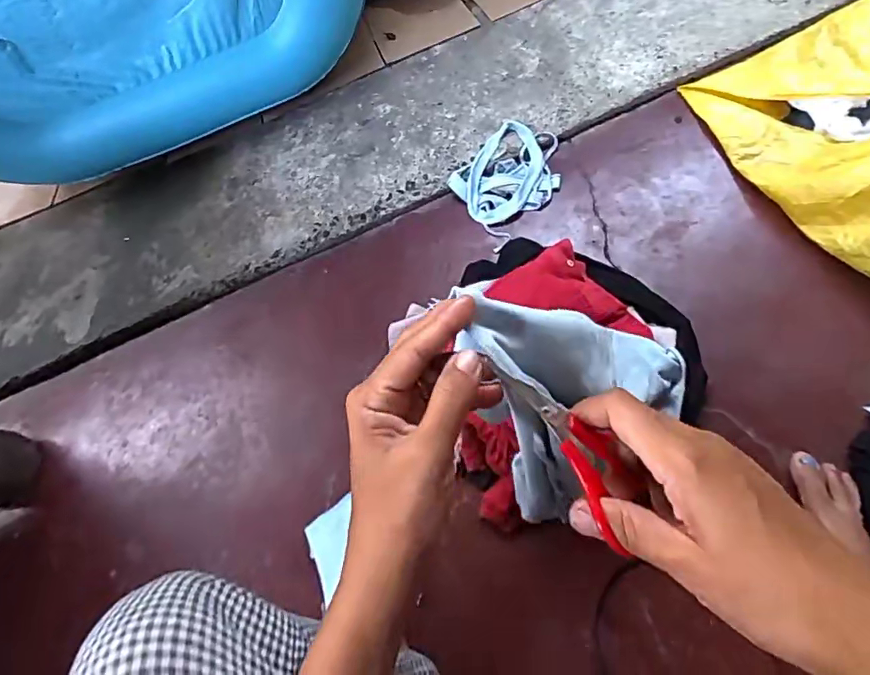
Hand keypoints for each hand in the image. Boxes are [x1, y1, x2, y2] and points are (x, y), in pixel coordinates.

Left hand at [341, 296, 499, 580]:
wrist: (392, 569)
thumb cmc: (402, 510)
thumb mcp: (428, 451)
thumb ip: (451, 398)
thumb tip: (473, 354)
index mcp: (373, 397)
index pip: (412, 348)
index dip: (443, 322)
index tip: (472, 300)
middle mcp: (384, 398)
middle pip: (422, 354)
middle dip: (452, 334)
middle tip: (484, 311)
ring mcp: (402, 414)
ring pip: (437, 374)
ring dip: (464, 365)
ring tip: (496, 354)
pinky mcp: (420, 430)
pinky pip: (445, 397)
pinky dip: (467, 391)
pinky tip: (492, 389)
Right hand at [565, 390, 869, 674]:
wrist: (842, 605)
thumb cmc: (759, 586)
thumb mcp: (687, 565)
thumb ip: (629, 528)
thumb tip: (576, 509)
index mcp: (685, 457)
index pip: (621, 406)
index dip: (586, 412)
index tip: (563, 440)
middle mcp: (703, 441)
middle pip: (639, 420)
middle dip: (606, 444)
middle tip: (593, 493)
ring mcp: (724, 453)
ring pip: (662, 437)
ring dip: (633, 461)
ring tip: (625, 509)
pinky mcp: (738, 469)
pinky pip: (685, 453)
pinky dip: (660, 471)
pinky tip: (664, 512)